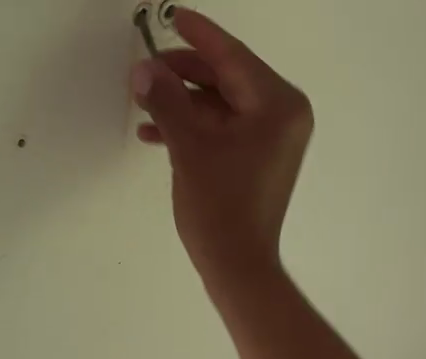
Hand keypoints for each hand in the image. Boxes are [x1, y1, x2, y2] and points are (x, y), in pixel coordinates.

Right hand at [133, 8, 313, 289]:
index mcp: (278, 104)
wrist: (236, 267)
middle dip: (183, 76)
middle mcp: (282, 115)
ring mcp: (271, 140)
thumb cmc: (219, 208)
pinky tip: (156, 135)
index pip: (232, 57)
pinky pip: (222, 132)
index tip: (171, 16)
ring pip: (220, 108)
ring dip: (181, 106)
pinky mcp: (255, 162)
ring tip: (143, 105)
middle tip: (145, 71)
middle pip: (226, 80)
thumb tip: (143, 70)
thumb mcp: (189, 150)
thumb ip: (167, 104)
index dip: (198, 37)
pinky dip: (192, 131)